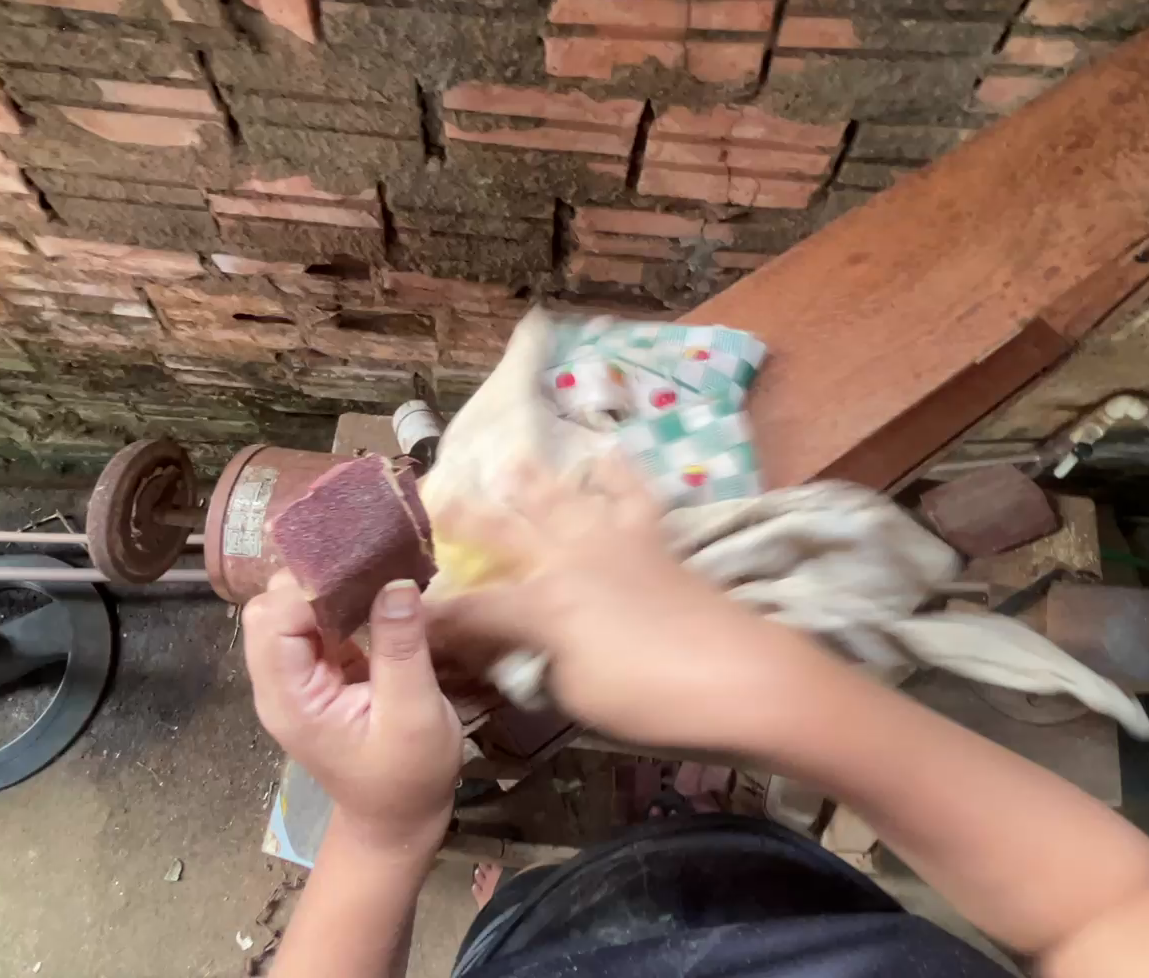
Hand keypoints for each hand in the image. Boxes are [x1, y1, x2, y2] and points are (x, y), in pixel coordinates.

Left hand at [242, 573, 460, 851]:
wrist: (399, 820)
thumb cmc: (408, 776)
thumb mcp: (414, 713)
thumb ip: (401, 648)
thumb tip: (395, 581)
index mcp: (291, 698)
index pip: (274, 618)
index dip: (311, 587)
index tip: (365, 571)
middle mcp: (281, 682)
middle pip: (271, 607)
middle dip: (317, 581)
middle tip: (372, 570)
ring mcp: (298, 676)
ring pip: (292, 608)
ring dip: (331, 588)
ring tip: (378, 578)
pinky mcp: (320, 671)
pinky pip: (317, 620)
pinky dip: (343, 601)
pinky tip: (378, 596)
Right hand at [428, 456, 841, 755]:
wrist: (738, 677)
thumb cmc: (649, 698)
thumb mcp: (573, 692)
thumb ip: (535, 661)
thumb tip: (515, 645)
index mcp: (541, 604)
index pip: (473, 609)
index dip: (438, 615)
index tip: (410, 613)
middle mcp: (568, 559)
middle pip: (505, 532)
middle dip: (466, 518)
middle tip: (436, 498)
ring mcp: (613, 541)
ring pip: (562, 500)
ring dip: (532, 481)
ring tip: (510, 460)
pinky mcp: (653, 540)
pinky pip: (632, 496)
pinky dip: (618, 473)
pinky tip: (607, 451)